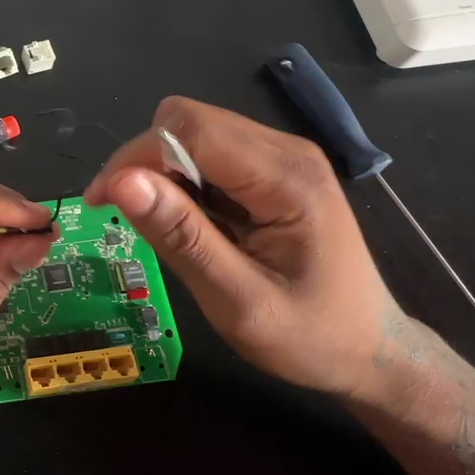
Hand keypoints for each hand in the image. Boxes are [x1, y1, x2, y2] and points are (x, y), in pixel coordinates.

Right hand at [84, 96, 401, 399]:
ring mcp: (283, 157)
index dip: (135, 156)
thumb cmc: (310, 337)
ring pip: (193, 130)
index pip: (189, 130)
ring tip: (160, 224)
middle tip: (128, 216)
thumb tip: (121, 182)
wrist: (373, 354)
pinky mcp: (274, 169)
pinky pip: (209, 150)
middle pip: (188, 120)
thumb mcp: (238, 302)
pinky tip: (188, 220)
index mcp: (286, 178)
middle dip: (144, 161)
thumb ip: (181, 238)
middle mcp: (287, 151)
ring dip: (161, 169)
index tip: (101, 203)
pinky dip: (182, 177)